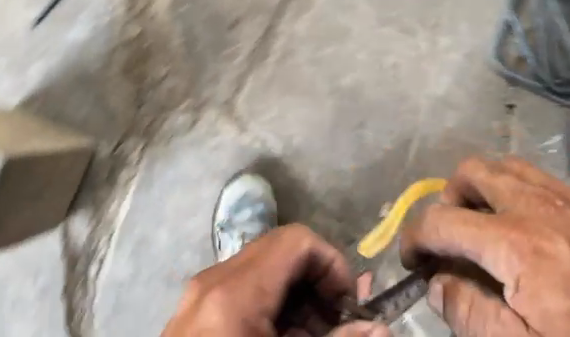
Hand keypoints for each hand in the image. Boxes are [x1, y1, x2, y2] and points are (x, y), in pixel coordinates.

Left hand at [162, 225, 390, 336]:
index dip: (333, 265)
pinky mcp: (189, 322)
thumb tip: (380, 330)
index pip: (298, 241)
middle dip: (316, 287)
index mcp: (235, 290)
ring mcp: (195, 301)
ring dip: (295, 302)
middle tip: (337, 329)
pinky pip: (239, 296)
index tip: (350, 307)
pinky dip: (269, 313)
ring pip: (260, 275)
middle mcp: (212, 283)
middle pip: (280, 255)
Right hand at [400, 156, 569, 336]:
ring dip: (483, 188)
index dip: (415, 238)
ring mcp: (562, 195)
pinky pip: (537, 176)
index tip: (412, 261)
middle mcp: (532, 203)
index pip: (441, 222)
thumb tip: (437, 283)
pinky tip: (525, 226)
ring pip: (504, 165)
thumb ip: (471, 315)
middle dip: (449, 200)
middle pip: (471, 172)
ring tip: (484, 226)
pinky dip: (516, 190)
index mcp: (512, 242)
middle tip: (451, 238)